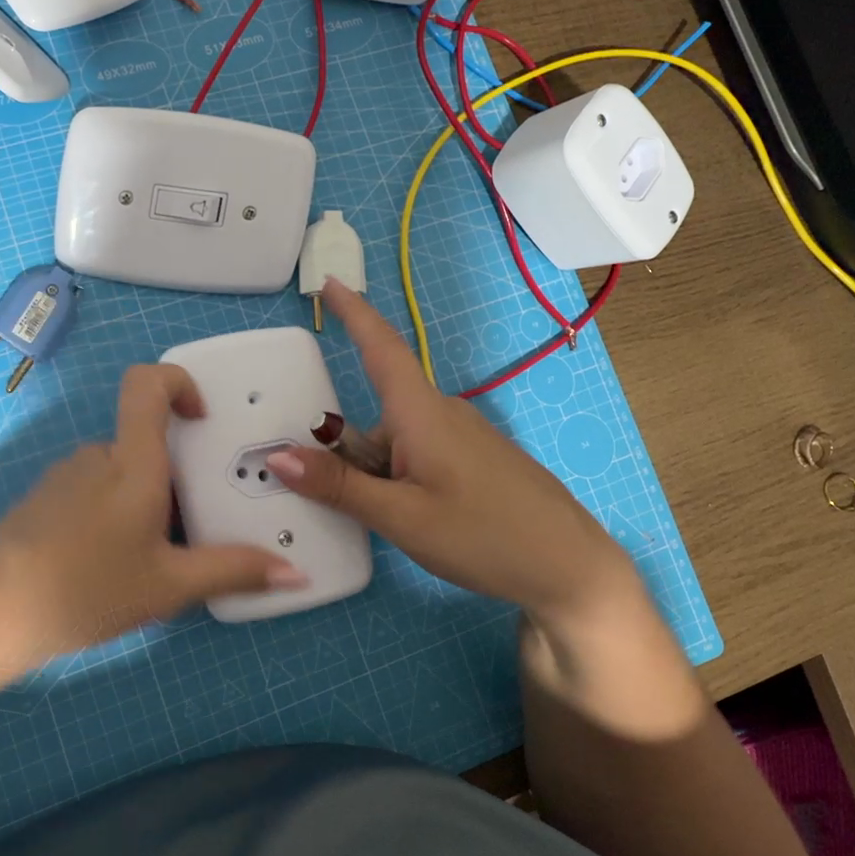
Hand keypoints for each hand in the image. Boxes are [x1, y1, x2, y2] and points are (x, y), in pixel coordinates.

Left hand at [0, 364, 304, 667]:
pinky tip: (110, 565)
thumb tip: (295, 572)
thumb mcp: (169, 586)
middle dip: (172, 477)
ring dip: (141, 501)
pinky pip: (90, 491)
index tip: (201, 418)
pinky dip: (111, 513)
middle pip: (142, 442)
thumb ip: (233, 571)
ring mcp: (64, 476)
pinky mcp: (42, 499)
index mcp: (131, 462)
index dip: (178, 382)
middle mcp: (96, 456)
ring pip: (117, 472)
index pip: (147, 384)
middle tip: (191, 527)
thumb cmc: (89, 588)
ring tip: (152, 558)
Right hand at [265, 280, 636, 625]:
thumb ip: (338, 486)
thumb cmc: (486, 536)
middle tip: (334, 495)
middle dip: (347, 451)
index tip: (329, 284)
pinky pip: (417, 454)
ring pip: (394, 441)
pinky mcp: (474, 460)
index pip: (380, 348)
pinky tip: (412, 519)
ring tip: (385, 521)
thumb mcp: (400, 517)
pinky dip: (396, 478)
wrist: (574, 571)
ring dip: (374, 472)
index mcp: (421, 414)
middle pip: (374, 415)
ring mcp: (462, 438)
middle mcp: (441, 414)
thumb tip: (280, 457)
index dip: (353, 313)